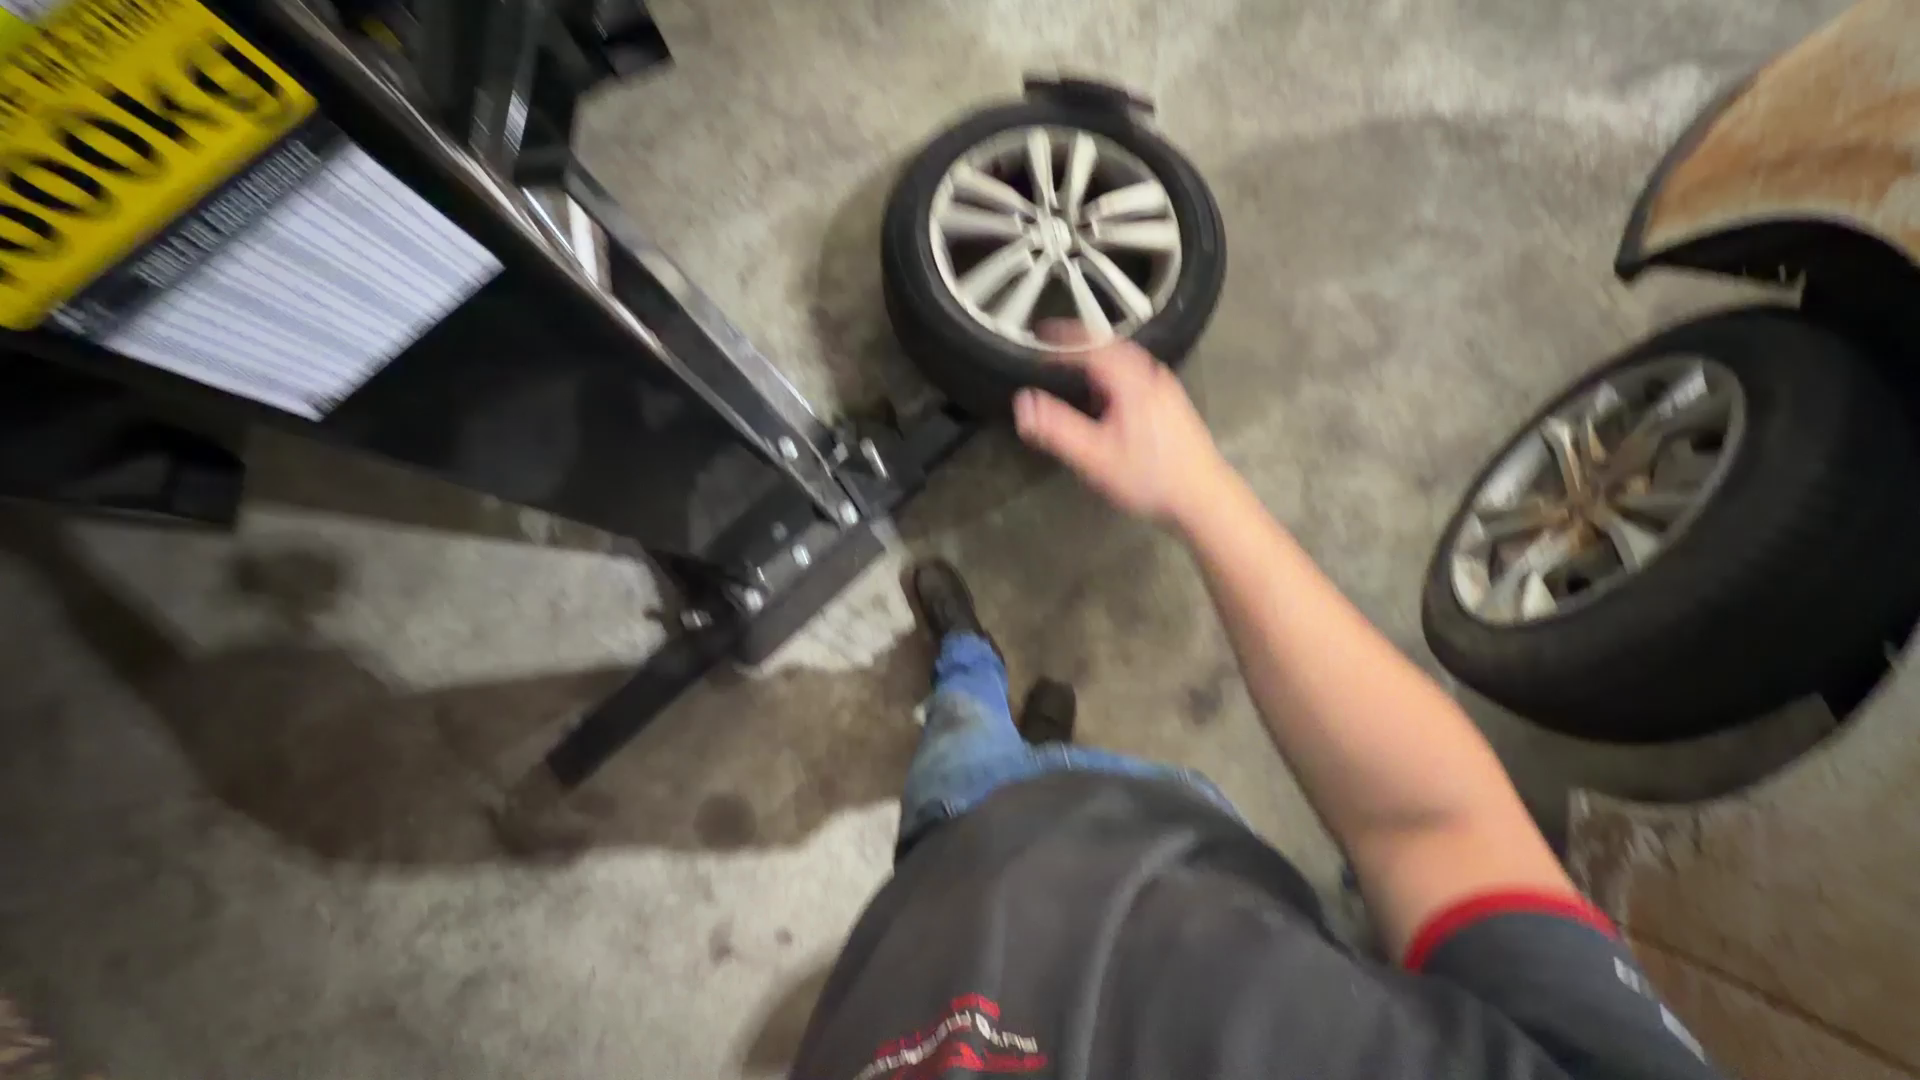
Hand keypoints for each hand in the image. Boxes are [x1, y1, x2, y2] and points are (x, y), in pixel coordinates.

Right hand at [1012, 326, 1230, 528]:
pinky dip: (1117, 378)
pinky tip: (1110, 402)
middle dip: (1083, 346)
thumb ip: (1057, 429)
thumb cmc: (1150, 478)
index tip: (1042, 336)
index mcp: (1132, 381)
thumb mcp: (1095, 457)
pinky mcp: (1174, 407)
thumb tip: (1023, 405)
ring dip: (1101, 363)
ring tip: (1078, 375)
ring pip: (1129, 363)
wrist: (1203, 498)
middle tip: (1057, 350)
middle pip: (1113, 348)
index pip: (1092, 345)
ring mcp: (1167, 390)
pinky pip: (1140, 378)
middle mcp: (1153, 377)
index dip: (1064, 338)